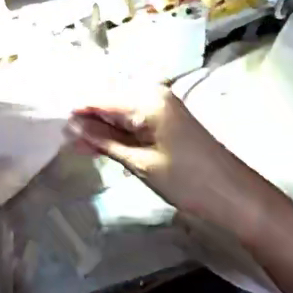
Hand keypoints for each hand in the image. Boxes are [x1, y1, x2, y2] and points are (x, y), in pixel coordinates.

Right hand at [68, 88, 275, 235]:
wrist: (238, 199)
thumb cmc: (188, 181)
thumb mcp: (140, 163)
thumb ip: (104, 141)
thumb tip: (71, 126)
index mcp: (147, 99)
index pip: (101, 99)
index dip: (77, 112)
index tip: (54, 125)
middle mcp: (154, 93)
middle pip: (110, 102)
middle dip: (88, 119)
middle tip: (65, 140)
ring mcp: (163, 105)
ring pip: (121, 111)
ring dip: (102, 128)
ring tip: (79, 146)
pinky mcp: (168, 119)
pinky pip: (134, 118)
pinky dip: (119, 131)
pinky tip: (104, 145)